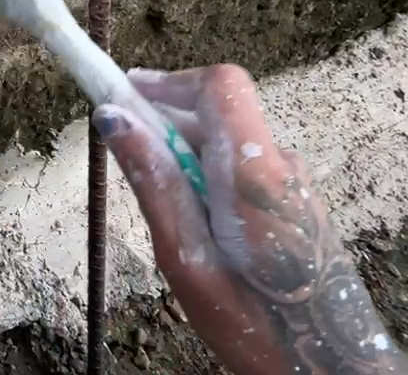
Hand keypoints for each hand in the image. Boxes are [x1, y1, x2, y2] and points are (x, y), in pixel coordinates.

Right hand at [95, 65, 407, 374]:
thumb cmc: (258, 327)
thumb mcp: (187, 258)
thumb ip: (153, 181)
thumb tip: (110, 115)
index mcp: (255, 176)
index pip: (221, 86)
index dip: (169, 80)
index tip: (124, 95)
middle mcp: (283, 167)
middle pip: (214, 111)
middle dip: (164, 124)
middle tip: (133, 167)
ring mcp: (295, 184)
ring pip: (224, 138)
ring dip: (183, 153)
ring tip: (170, 212)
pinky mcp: (296, 201)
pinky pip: (238, 162)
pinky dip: (204, 172)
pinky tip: (200, 223)